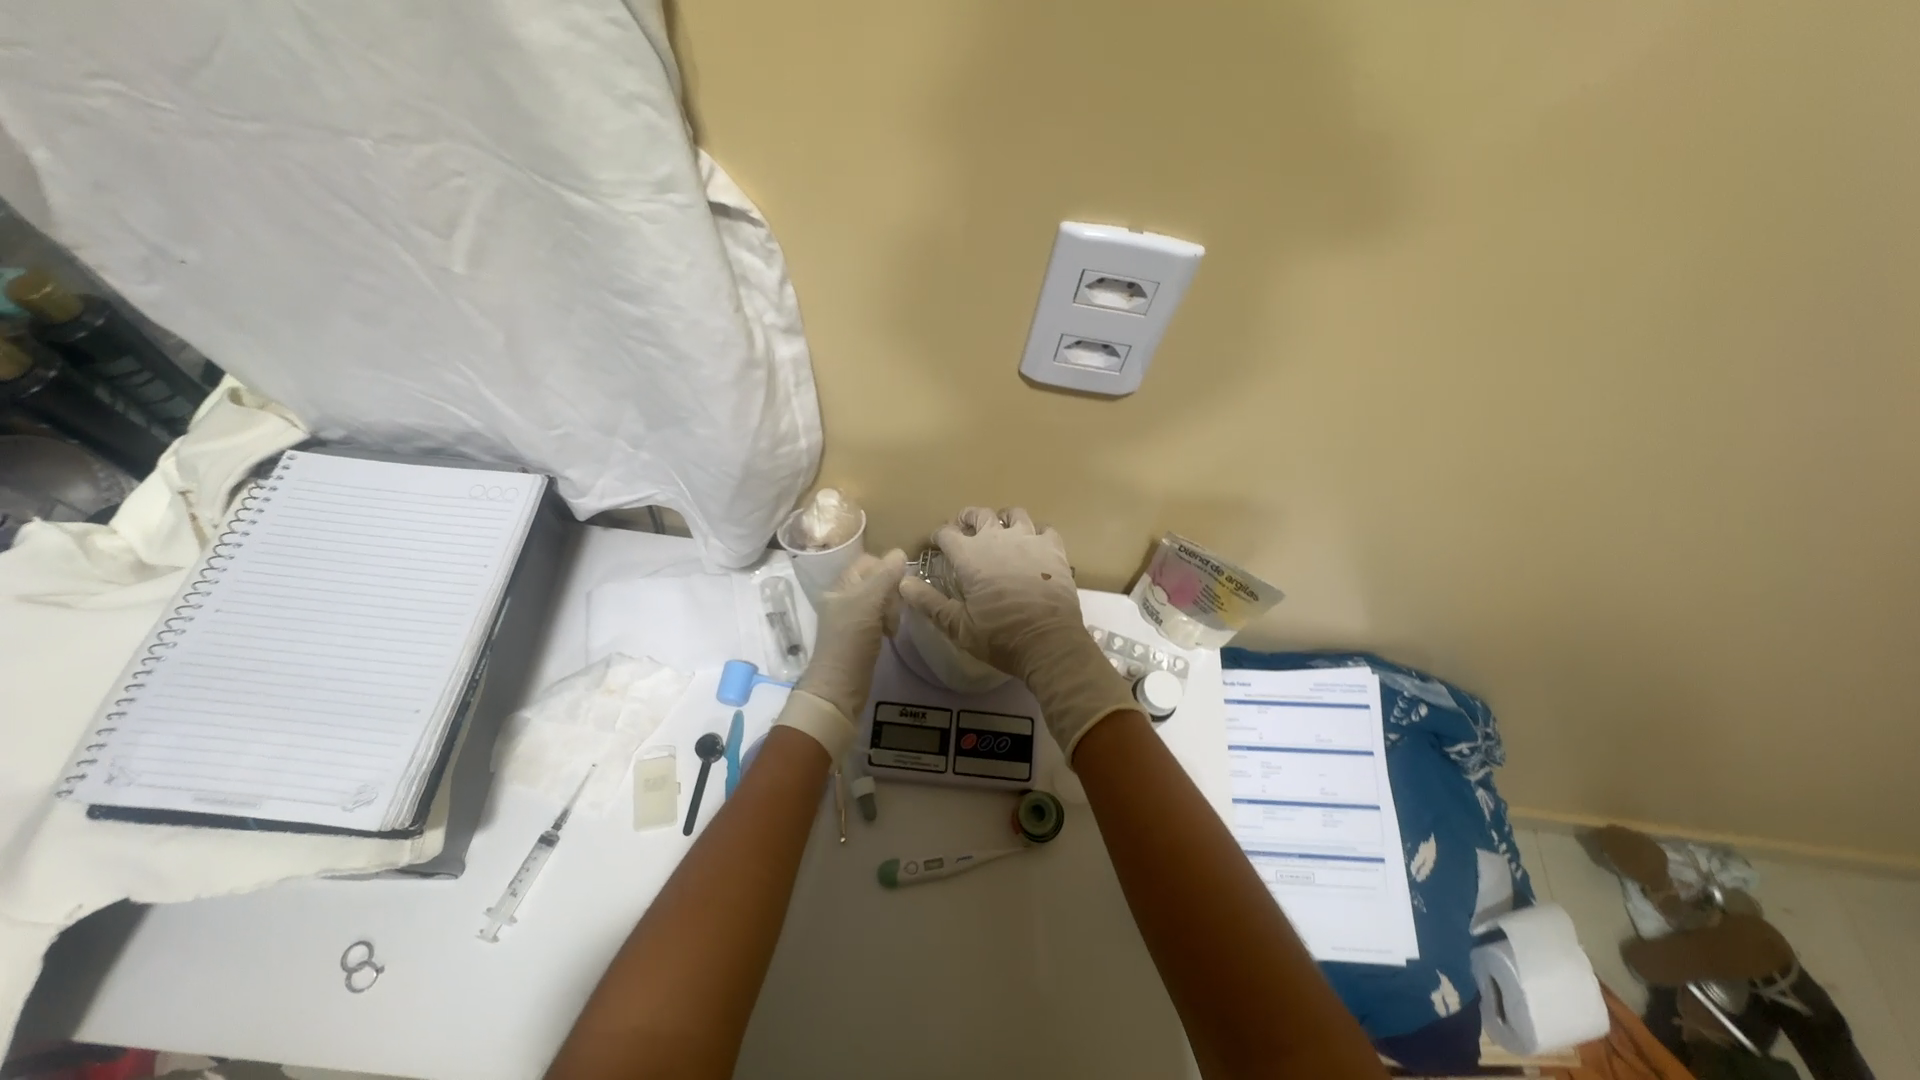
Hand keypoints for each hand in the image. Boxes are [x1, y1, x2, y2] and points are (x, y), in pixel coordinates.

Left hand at [775, 550, 905, 756]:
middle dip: (891, 591)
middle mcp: (844, 598)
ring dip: (891, 608)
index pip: (868, 562)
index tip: (900, 585)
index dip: (886, 568)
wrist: (838, 688)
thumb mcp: (868, 604)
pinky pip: (879, 618)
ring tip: (892, 626)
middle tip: (895, 610)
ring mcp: (852, 618)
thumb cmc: (850, 642)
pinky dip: (888, 622)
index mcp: (841, 586)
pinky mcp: (860, 636)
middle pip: (876, 580)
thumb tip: (900, 552)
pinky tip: (890, 634)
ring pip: (880, 600)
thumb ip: (884, 577)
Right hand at [898, 507, 1137, 758]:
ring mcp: (1028, 540)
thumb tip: (903, 583)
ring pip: (1014, 514)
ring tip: (1002, 531)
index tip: (936, 544)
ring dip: (1004, 520)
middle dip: (968, 519)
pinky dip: (1037, 534)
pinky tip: (1035, 545)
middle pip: (979, 514)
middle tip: (966, 529)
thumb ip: (929, 602)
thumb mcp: (958, 625)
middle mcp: (997, 538)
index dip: (938, 536)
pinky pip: (1044, 529)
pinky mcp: (1053, 549)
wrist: (1048, 642)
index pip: (946, 533)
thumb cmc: (998, 636)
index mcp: (969, 556)